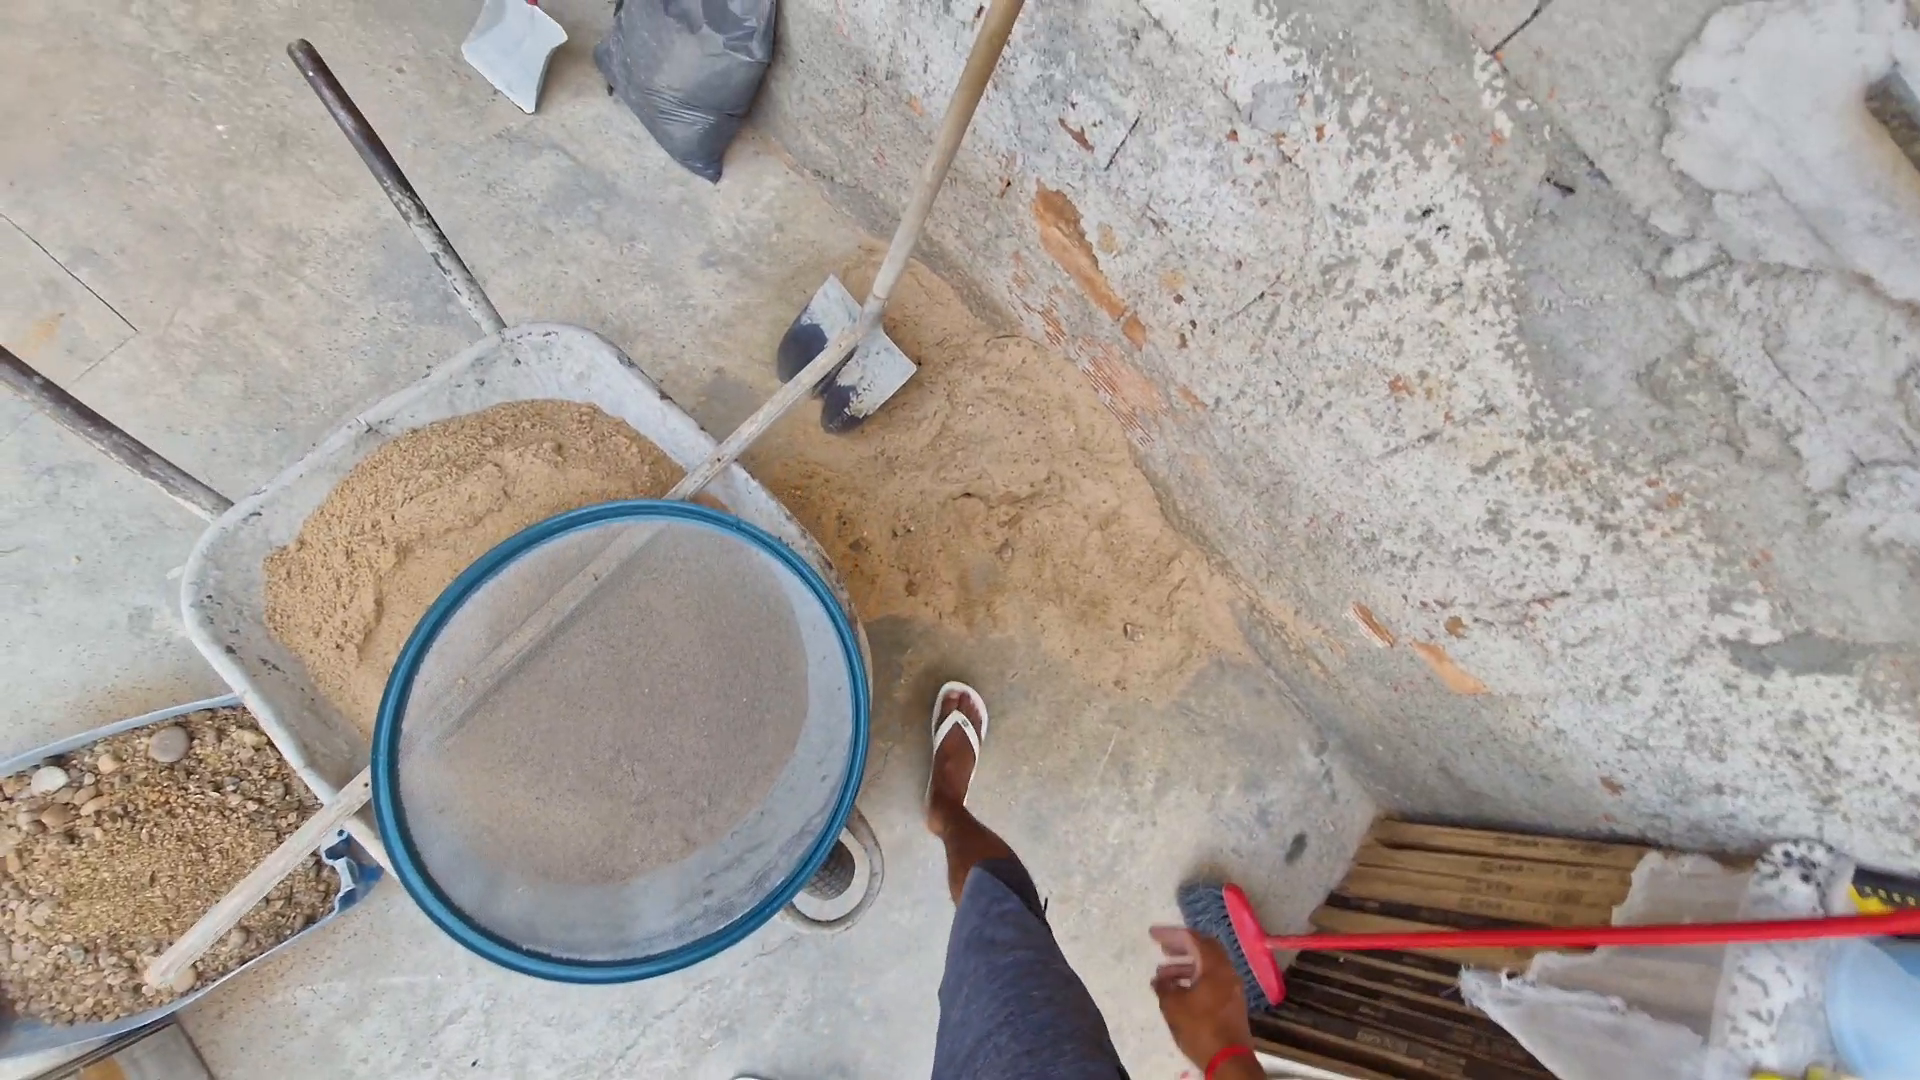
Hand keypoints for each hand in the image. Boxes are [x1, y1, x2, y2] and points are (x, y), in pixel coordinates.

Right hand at [1149, 927, 1255, 1072]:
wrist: (1230, 1063)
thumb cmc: (1201, 1028)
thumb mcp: (1173, 1005)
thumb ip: (1164, 987)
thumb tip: (1159, 980)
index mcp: (1215, 966)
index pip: (1192, 938)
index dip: (1170, 934)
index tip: (1153, 935)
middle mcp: (1227, 971)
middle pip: (1203, 948)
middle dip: (1180, 946)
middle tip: (1162, 949)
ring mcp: (1232, 987)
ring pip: (1207, 966)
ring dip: (1185, 965)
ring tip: (1163, 975)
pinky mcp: (1232, 1003)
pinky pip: (1212, 980)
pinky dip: (1194, 978)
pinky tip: (1178, 990)